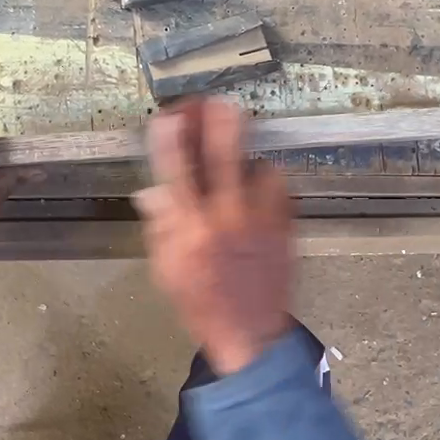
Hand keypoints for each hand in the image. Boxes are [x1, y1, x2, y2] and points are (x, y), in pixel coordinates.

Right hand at [132, 98, 294, 374]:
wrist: (252, 336)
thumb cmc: (200, 303)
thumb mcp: (166, 270)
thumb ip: (160, 226)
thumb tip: (152, 190)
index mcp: (191, 228)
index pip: (176, 170)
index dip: (170, 137)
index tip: (167, 115)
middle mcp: (227, 216)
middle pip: (224, 153)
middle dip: (217, 121)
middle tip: (214, 102)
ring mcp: (262, 219)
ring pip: (258, 166)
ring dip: (246, 160)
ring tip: (237, 165)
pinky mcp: (287, 225)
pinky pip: (279, 186)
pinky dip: (266, 181)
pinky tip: (258, 188)